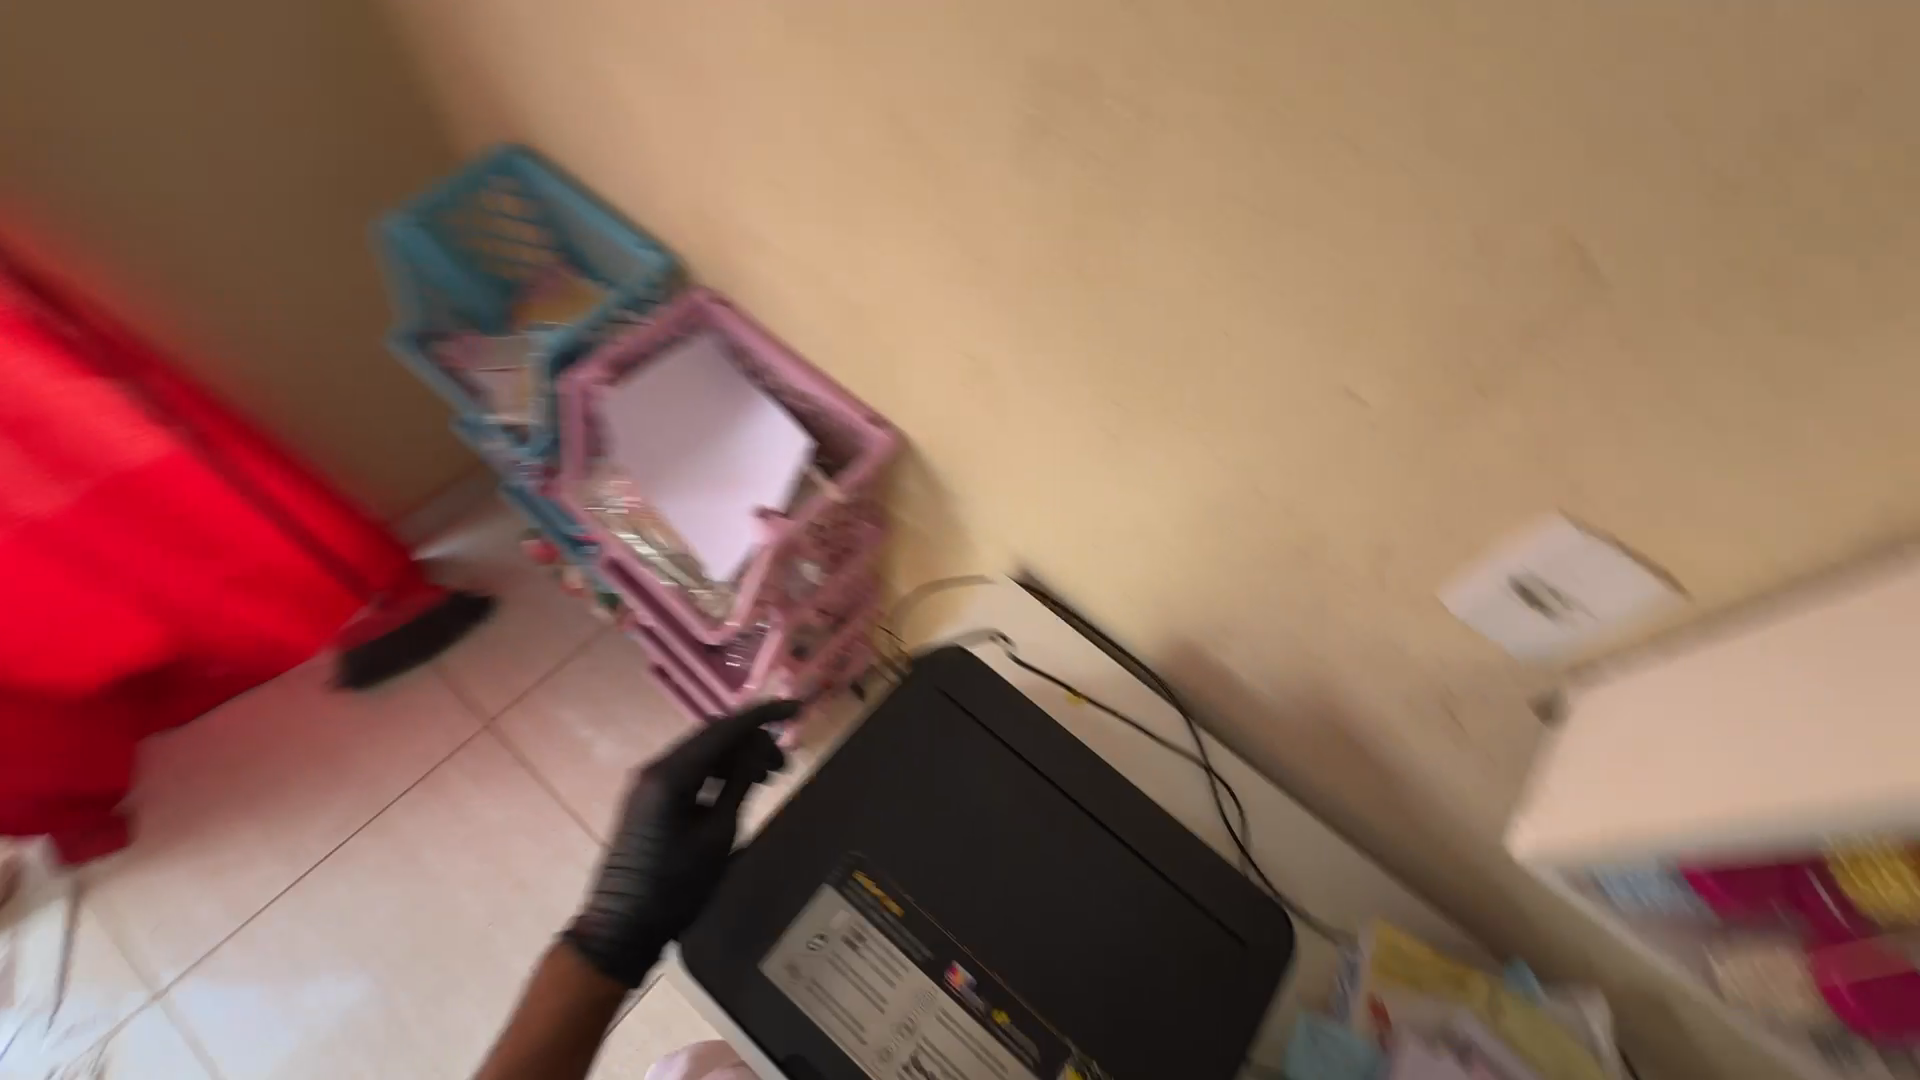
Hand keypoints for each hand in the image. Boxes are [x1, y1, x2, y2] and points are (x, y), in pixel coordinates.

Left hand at [561, 701, 794, 986]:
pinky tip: (741, 787)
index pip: (724, 728)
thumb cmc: (675, 888)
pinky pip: (690, 769)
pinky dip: (719, 770)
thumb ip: (740, 784)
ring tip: (769, 777)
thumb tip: (761, 748)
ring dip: (737, 756)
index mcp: (671, 774)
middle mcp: (656, 767)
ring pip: (702, 751)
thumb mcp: (718, 835)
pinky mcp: (649, 797)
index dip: (764, 715)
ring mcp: (649, 782)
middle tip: (784, 763)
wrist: (621, 929)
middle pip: (713, 735)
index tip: (797, 709)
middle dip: (753, 740)